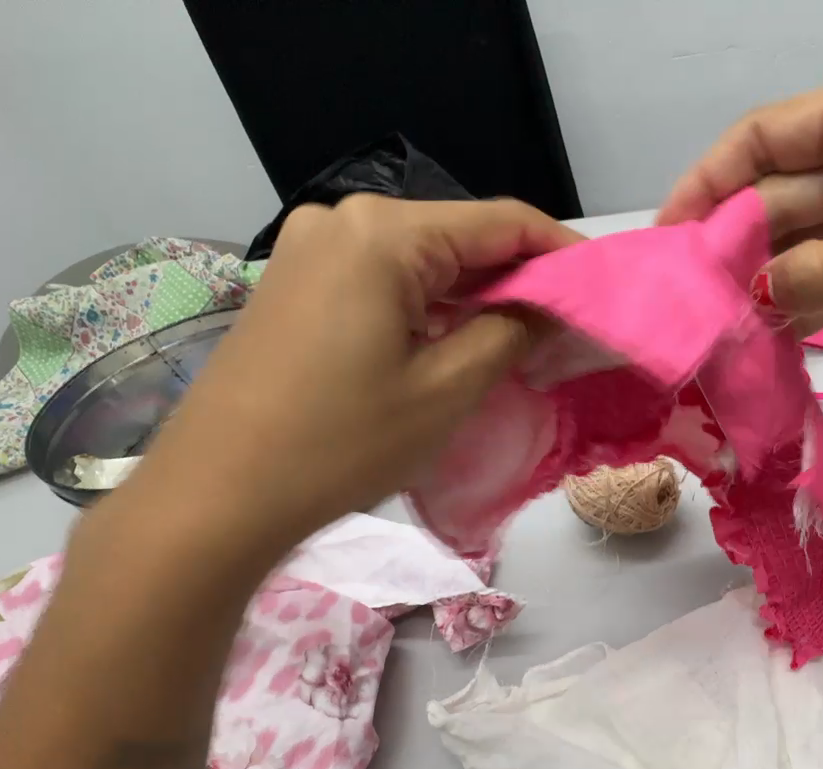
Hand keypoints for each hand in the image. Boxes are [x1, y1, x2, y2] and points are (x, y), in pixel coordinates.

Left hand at [105, 196, 581, 557]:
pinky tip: (463, 342)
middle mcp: (342, 221)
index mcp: (383, 234)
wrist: (220, 492)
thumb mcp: (448, 389)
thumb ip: (512, 333)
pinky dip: (435, 307)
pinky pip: (388, 281)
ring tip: (528, 340)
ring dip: (480, 296)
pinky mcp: (299, 285)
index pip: (501, 222)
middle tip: (571, 325)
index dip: (561, 252)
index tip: (603, 289)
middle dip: (522, 278)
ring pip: (425, 261)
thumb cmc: (343, 441)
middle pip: (461, 237)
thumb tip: (547, 308)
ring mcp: (312, 251)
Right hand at [658, 68, 822, 353]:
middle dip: (739, 246)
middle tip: (694, 304)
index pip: (763, 139)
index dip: (708, 184)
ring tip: (726, 330)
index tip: (669, 239)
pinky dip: (815, 300)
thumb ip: (819, 273)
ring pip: (812, 239)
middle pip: (783, 193)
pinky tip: (779, 337)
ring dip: (773, 281)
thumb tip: (753, 298)